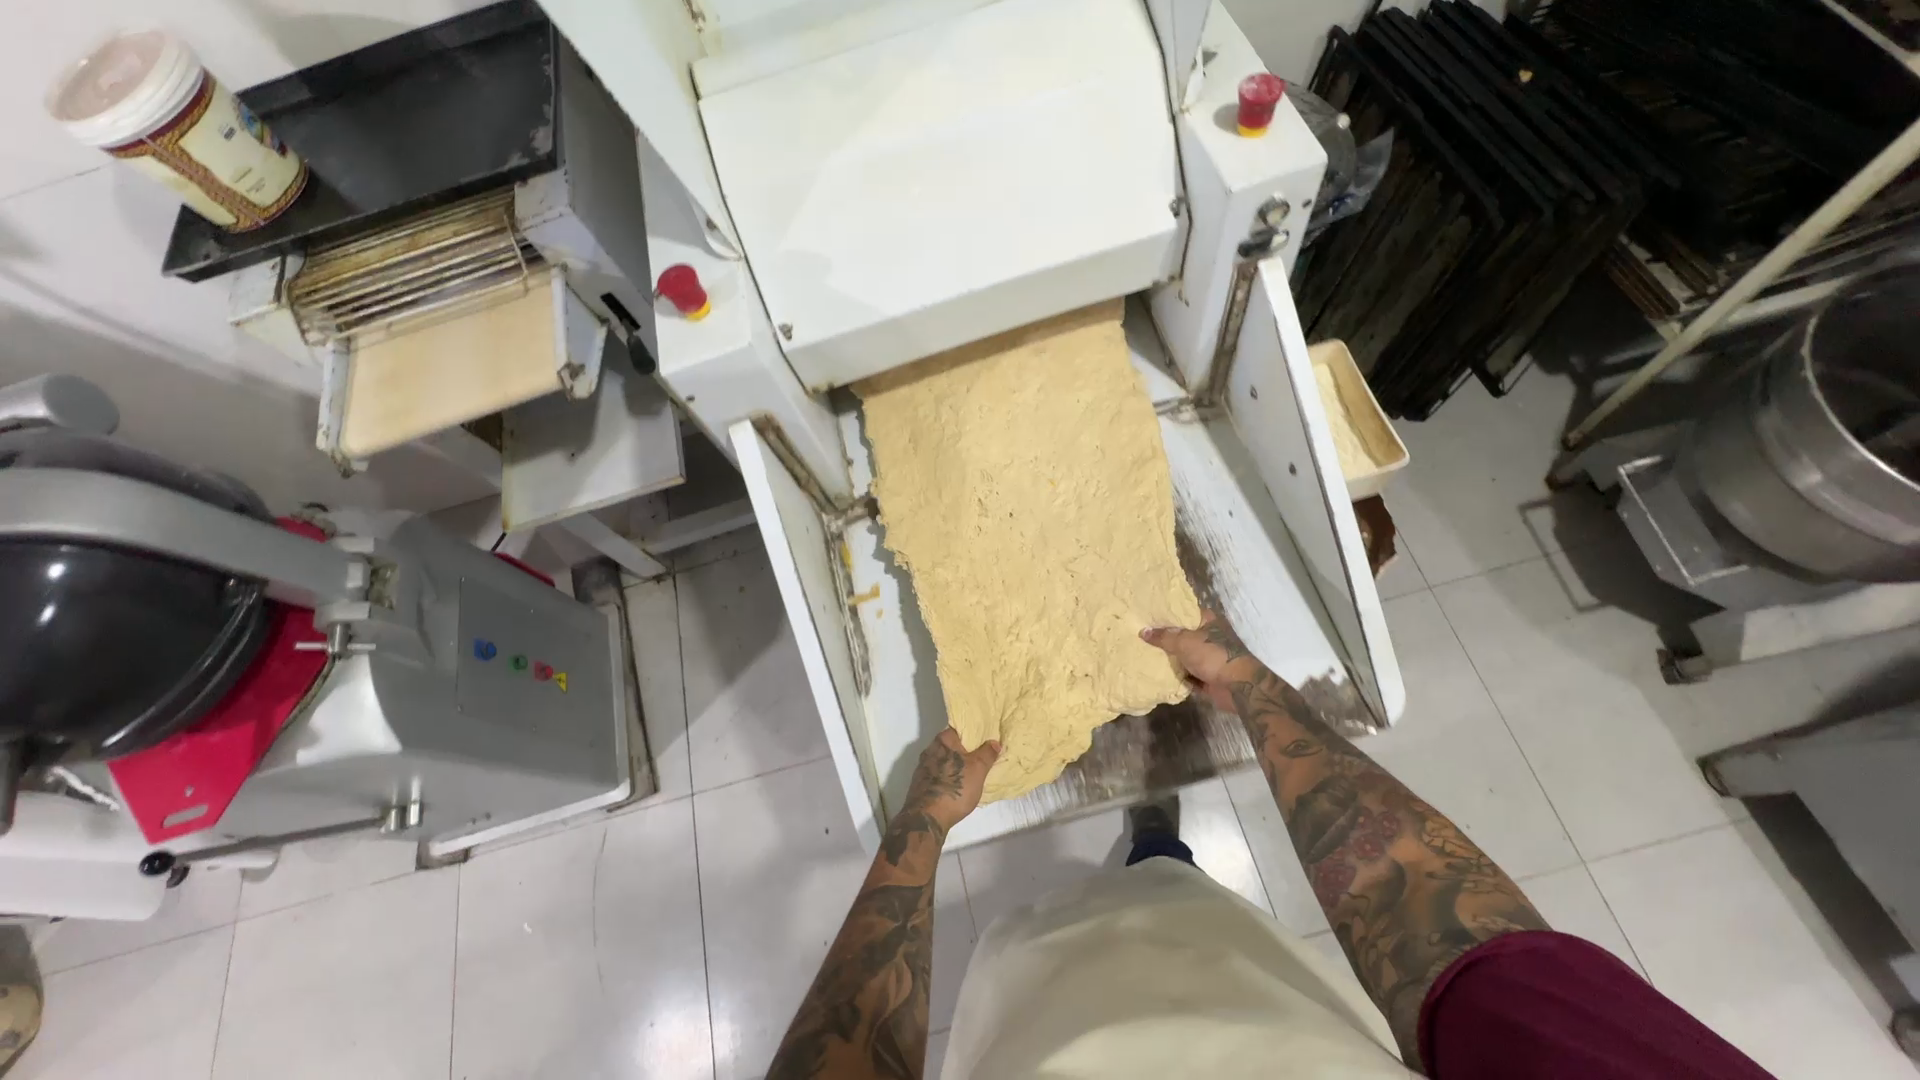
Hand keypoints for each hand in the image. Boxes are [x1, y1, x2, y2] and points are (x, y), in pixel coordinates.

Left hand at [901, 728, 1000, 832]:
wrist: (927, 817)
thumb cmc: (955, 788)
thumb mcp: (978, 769)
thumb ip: (987, 754)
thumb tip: (994, 742)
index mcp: (943, 741)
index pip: (958, 728)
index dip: (972, 732)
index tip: (984, 737)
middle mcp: (929, 750)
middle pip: (950, 745)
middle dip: (963, 750)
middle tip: (980, 756)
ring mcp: (922, 767)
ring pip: (943, 761)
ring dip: (954, 765)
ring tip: (970, 772)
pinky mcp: (920, 784)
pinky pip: (937, 775)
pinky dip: (947, 777)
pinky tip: (956, 787)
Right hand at [1140, 610, 1267, 710]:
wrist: (1238, 686)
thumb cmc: (1213, 656)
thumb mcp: (1184, 642)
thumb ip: (1163, 637)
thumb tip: (1143, 631)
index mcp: (1208, 621)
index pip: (1185, 612)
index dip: (1168, 614)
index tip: (1149, 616)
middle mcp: (1210, 637)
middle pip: (1183, 635)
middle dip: (1166, 638)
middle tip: (1143, 636)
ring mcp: (1210, 657)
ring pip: (1185, 655)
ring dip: (1171, 659)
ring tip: (1146, 654)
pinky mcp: (1209, 676)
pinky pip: (1188, 674)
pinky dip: (1177, 675)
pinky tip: (1159, 674)